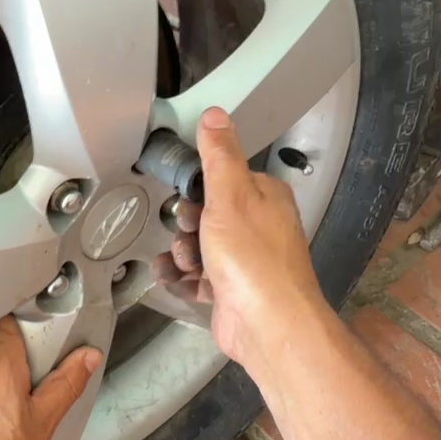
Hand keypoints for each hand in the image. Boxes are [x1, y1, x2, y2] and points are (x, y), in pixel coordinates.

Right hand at [150, 107, 331, 371]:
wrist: (268, 326)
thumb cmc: (252, 258)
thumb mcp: (230, 194)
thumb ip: (219, 154)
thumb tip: (215, 113)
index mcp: (265, 197)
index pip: (224, 178)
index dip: (199, 187)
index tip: (186, 197)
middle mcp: (259, 226)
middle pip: (207, 213)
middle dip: (187, 224)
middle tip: (189, 234)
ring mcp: (245, 260)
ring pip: (199, 246)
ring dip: (182, 252)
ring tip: (186, 263)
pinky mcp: (231, 290)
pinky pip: (197, 276)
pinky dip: (182, 277)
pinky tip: (172, 278)